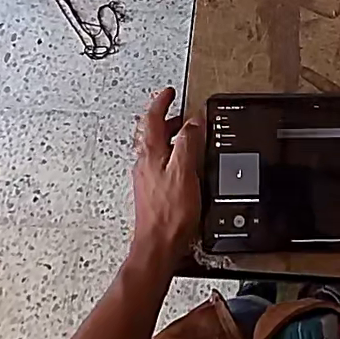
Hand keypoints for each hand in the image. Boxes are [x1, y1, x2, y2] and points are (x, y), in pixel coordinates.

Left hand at [130, 87, 202, 273]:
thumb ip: (188, 143)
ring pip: (155, 148)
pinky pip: (160, 163)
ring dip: (168, 136)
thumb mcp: (184, 171)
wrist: (159, 245)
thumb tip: (193, 121)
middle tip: (177, 110)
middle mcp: (145, 164)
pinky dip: (171, 153)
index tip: (169, 92)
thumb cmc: (170, 213)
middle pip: (151, 133)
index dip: (161, 103)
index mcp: (151, 155)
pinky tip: (181, 162)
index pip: (152, 120)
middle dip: (165, 118)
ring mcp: (148, 178)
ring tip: (183, 132)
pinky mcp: (154, 192)